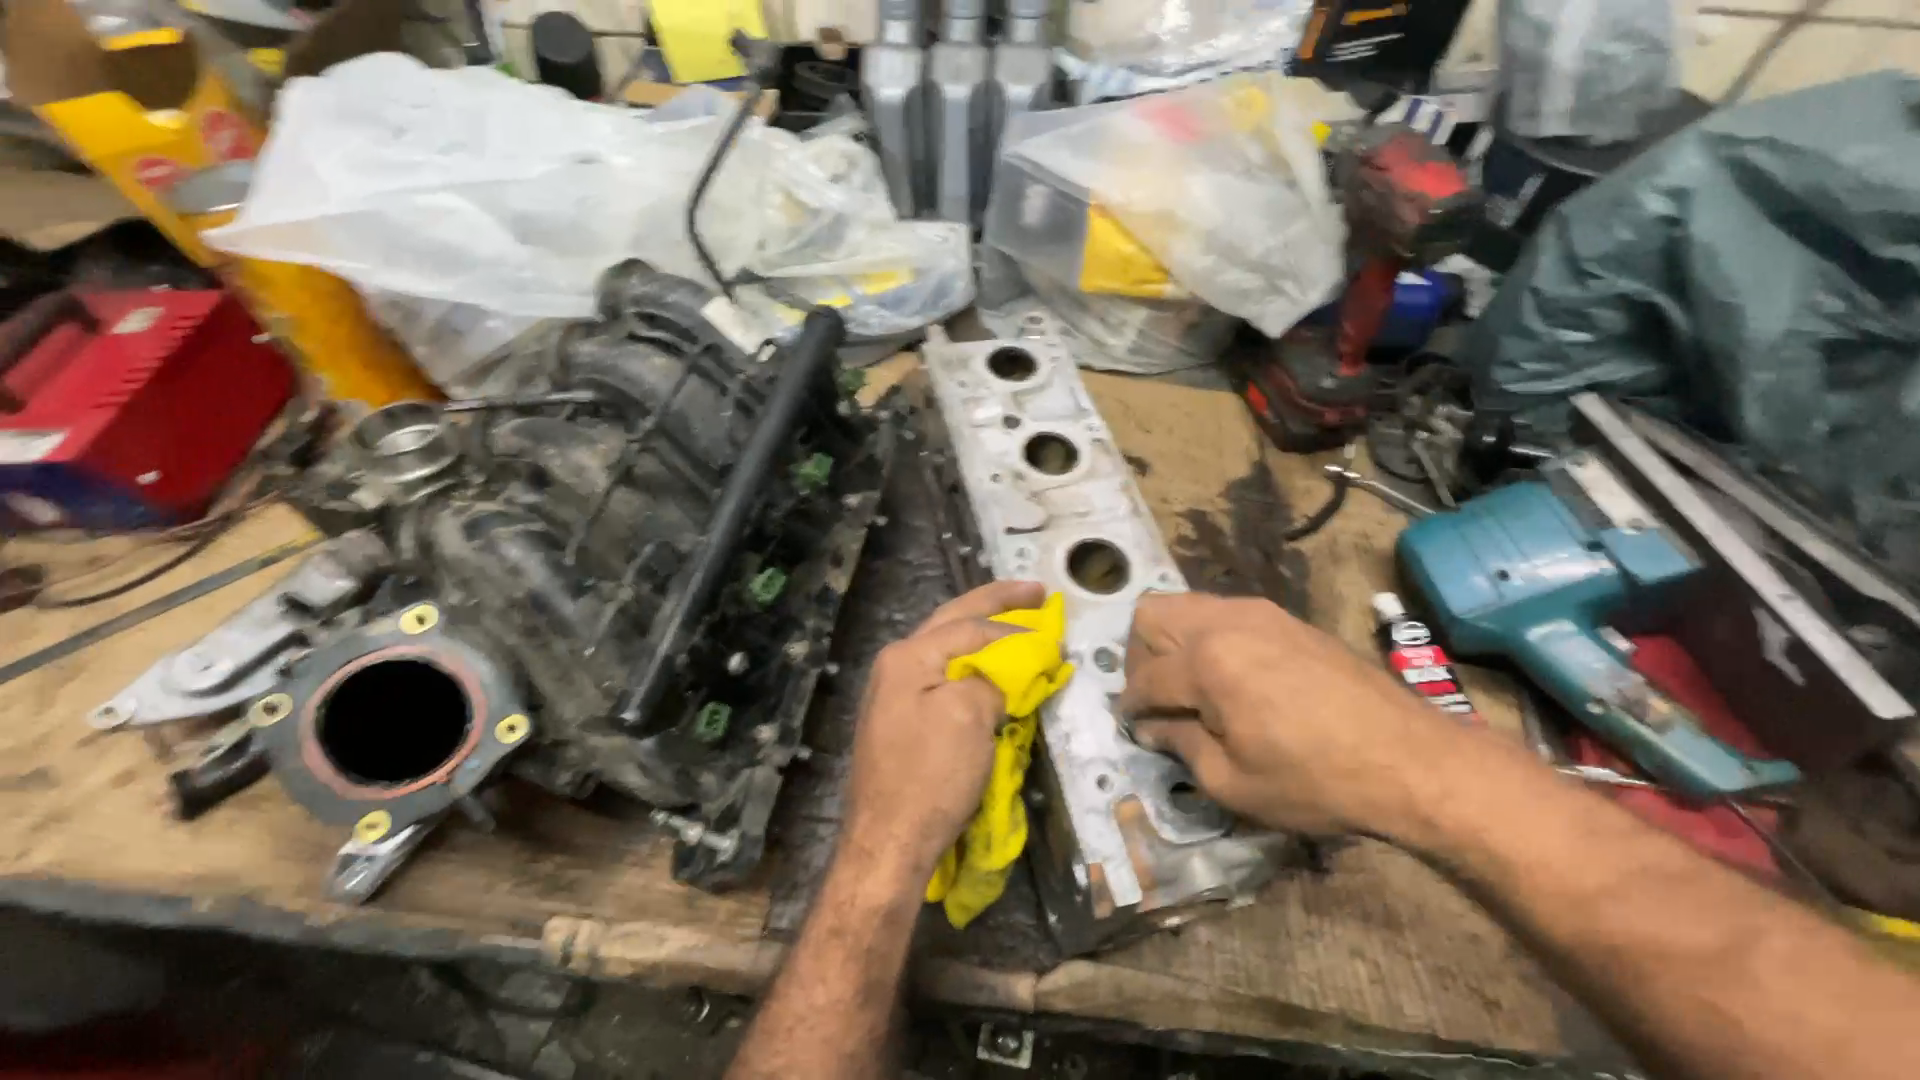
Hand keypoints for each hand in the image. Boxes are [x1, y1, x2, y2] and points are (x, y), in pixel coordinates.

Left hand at [841, 580, 1047, 883]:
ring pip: (947, 651)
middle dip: (995, 605)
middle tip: (1035, 591)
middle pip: (952, 622)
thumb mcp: (969, 715)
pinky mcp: (903, 724)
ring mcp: (895, 695)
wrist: (889, 842)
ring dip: (983, 635)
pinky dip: (974, 670)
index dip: (1014, 627)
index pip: (969, 626)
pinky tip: (991, 670)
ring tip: (1016, 621)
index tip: (1053, 634)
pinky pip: (945, 680)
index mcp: (908, 656)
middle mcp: (896, 666)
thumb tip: (1001, 676)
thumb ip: (990, 679)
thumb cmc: (930, 775)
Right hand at [1121, 592, 1451, 835]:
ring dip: (1173, 641)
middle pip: (1151, 616)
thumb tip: (1151, 726)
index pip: (1145, 678)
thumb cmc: (1316, 780)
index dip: (1132, 708)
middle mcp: (1225, 622)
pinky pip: (1224, 612)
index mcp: (1207, 661)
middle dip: (1140, 657)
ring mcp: (1260, 613)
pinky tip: (1229, 678)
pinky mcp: (1287, 618)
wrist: (1410, 759)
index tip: (1133, 728)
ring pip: (1187, 605)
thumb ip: (1179, 745)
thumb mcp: (1232, 782)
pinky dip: (1208, 636)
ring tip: (1190, 687)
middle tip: (1157, 698)